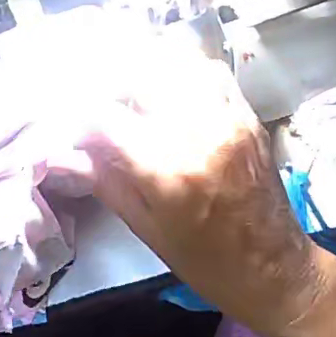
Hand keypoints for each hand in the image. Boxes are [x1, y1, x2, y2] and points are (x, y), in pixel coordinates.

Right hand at [79, 40, 335, 336]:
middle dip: (108, 87)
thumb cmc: (204, 262)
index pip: (106, 118)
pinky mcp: (246, 116)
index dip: (81, 121)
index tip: (76, 134)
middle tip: (100, 108)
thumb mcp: (145, 228)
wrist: (275, 270)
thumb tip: (61, 156)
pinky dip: (184, 71)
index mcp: (166, 171)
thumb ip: (103, 182)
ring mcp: (227, 119)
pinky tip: (170, 88)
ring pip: (176, 66)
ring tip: (130, 91)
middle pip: (139, 79)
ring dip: (144, 72)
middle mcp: (197, 134)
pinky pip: (211, 73)